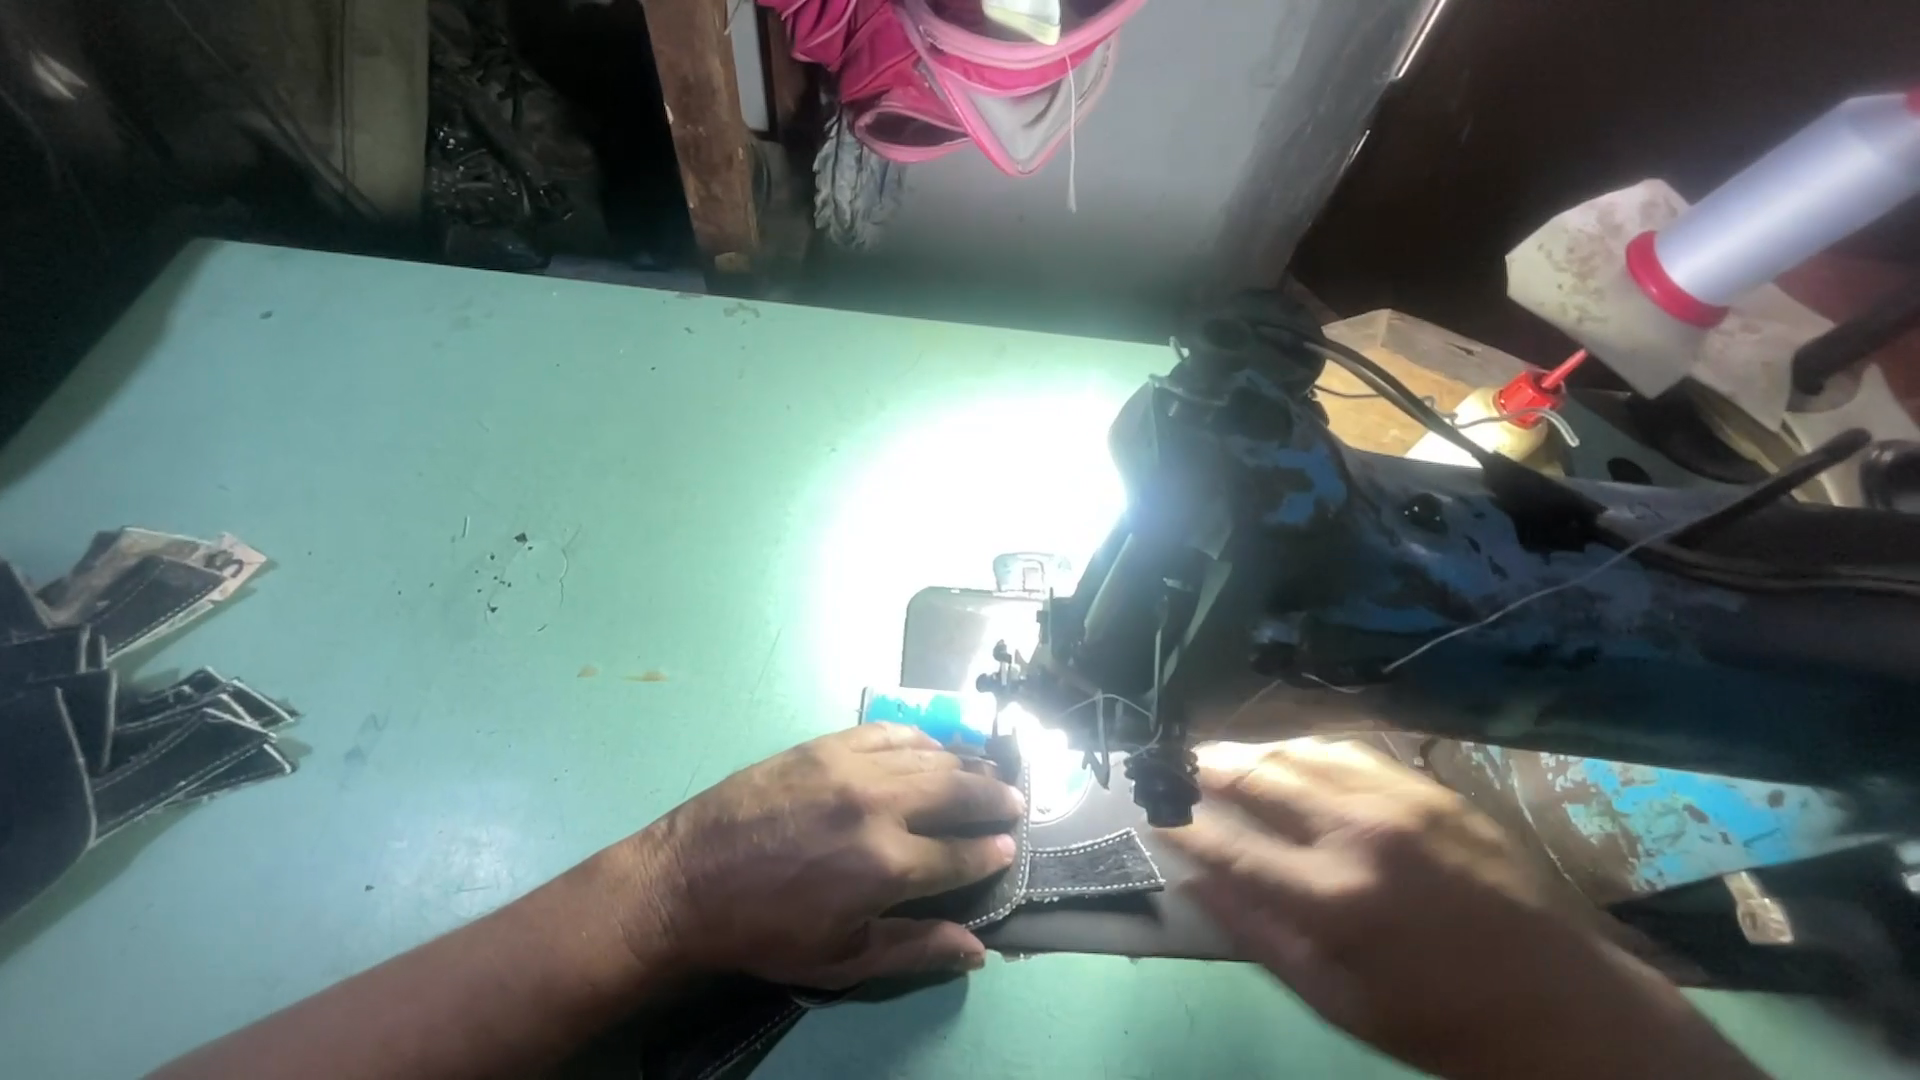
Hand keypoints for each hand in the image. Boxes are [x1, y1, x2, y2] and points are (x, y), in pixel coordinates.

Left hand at [614, 723, 1023, 988]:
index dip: (991, 851)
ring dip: (966, 762)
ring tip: (986, 769)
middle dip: (994, 796)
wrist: (687, 882)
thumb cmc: (765, 931)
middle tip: (1015, 800)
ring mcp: (851, 767)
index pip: (961, 853)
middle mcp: (879, 806)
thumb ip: (915, 948)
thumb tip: (979, 949)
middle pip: (958, 791)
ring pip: (929, 755)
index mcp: (886, 866)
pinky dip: (920, 737)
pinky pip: (887, 731)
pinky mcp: (825, 745)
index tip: (1009, 846)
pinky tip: (933, 744)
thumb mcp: (841, 960)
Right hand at [1161, 739, 1764, 1079]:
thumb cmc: (1436, 1018)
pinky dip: (1299, 747)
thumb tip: (1188, 882)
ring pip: (1297, 750)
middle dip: (1203, 769)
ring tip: (1216, 756)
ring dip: (1247, 751)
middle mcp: (1360, 833)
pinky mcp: (1429, 786)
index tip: (1151, 813)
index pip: (1230, 847)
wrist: (1563, 1004)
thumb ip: (1255, 934)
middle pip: (1257, 778)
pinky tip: (1282, 755)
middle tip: (1170, 766)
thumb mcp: (1334, 999)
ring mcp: (1399, 800)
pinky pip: (1345, 748)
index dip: (1182, 826)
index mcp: (1335, 900)